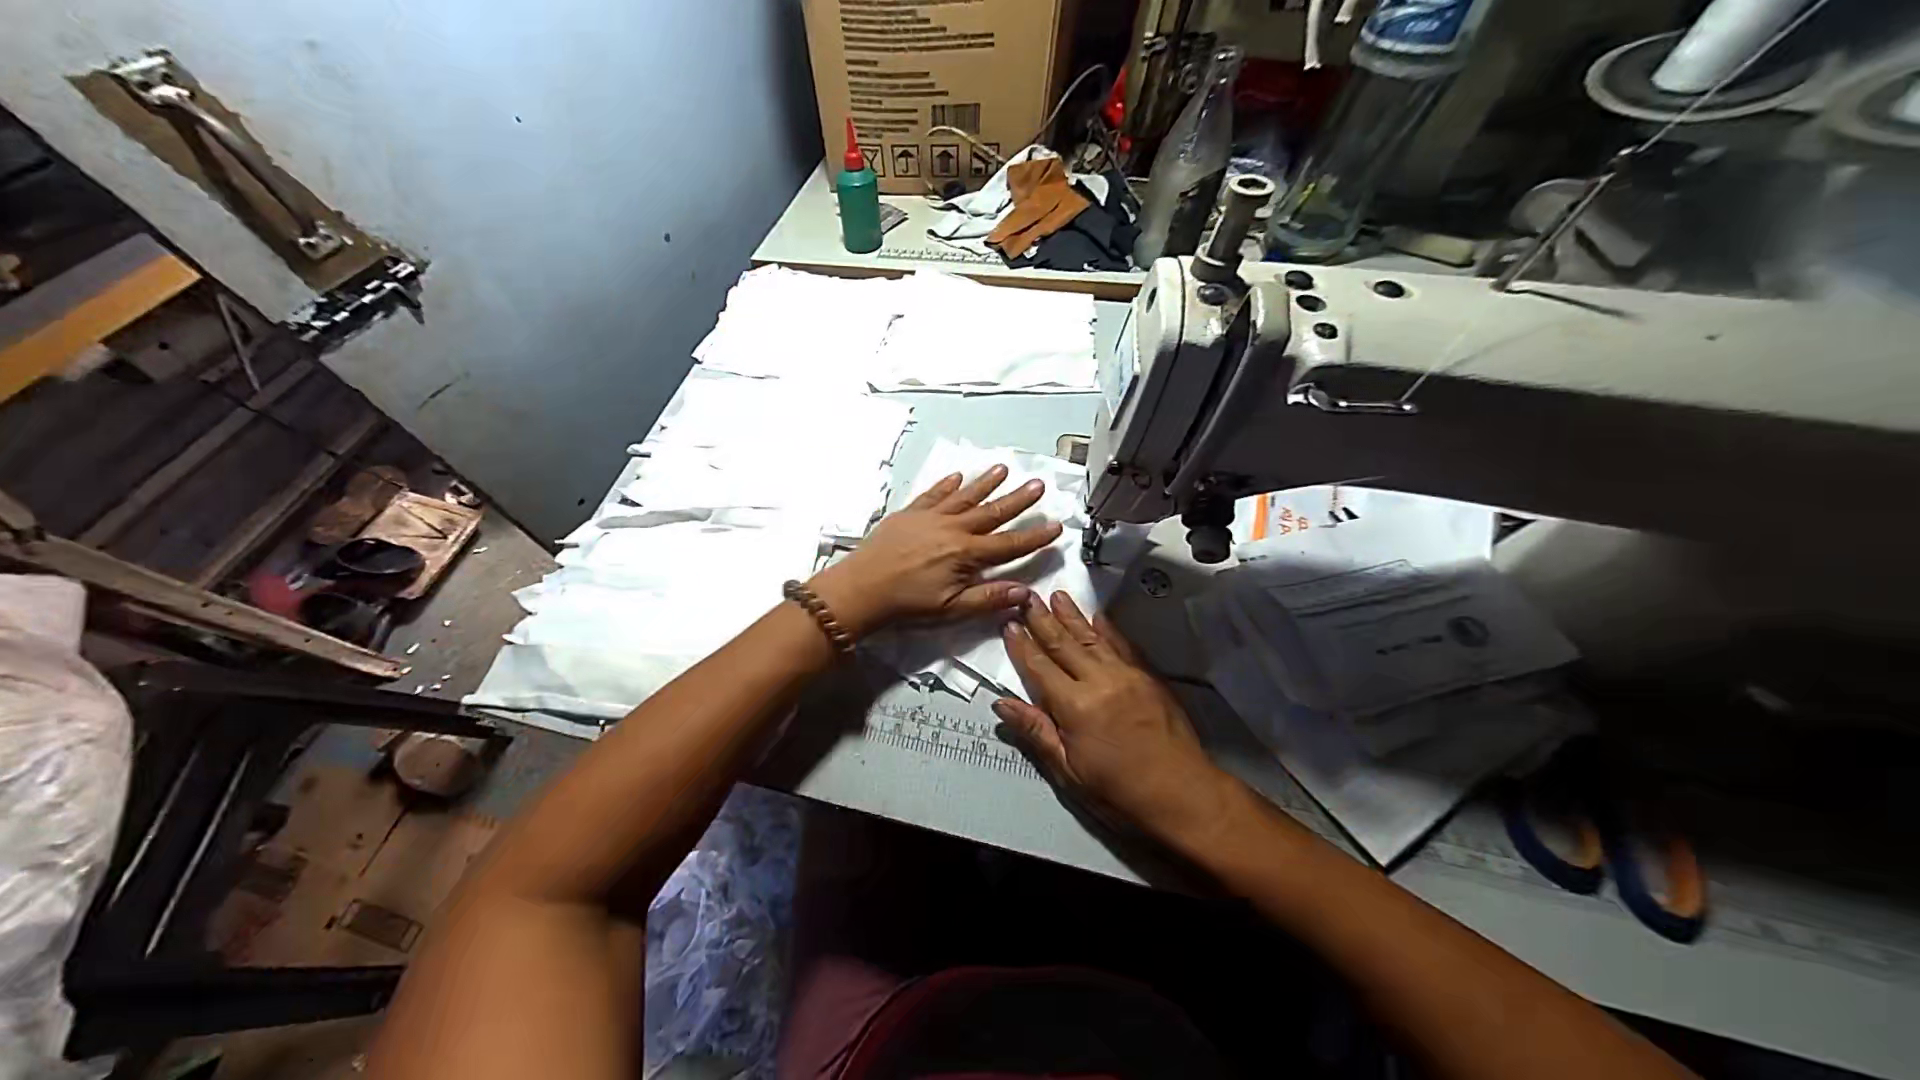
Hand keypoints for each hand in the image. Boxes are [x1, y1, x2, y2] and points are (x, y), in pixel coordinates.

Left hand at [808, 466, 1062, 637]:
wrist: (862, 588)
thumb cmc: (905, 603)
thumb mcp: (951, 608)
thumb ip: (988, 599)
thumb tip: (1023, 593)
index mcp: (966, 553)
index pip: (1009, 544)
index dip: (1035, 537)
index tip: (1055, 527)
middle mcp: (952, 529)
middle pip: (992, 512)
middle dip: (1018, 499)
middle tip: (1038, 485)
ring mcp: (930, 518)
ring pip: (965, 496)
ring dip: (985, 483)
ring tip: (1003, 469)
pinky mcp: (910, 514)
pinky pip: (933, 495)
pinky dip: (947, 485)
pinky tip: (956, 477)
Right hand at [996, 592, 1234, 844]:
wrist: (1184, 796)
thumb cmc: (1122, 793)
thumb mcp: (1069, 772)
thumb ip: (1036, 732)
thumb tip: (1003, 704)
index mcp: (1075, 707)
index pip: (1040, 667)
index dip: (1022, 645)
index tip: (1009, 624)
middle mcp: (1100, 682)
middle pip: (1064, 645)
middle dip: (1042, 619)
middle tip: (1028, 598)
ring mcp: (1127, 676)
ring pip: (1092, 639)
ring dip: (1072, 616)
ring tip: (1057, 596)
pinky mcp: (1148, 678)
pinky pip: (1123, 646)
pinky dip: (1109, 630)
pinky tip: (1099, 618)